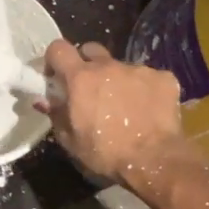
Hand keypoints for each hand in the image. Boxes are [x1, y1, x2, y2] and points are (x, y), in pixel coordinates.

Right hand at [37, 40, 197, 184]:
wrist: (153, 160)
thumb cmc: (104, 153)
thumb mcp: (69, 140)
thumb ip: (56, 113)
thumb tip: (44, 100)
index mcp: (80, 79)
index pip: (58, 49)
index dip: (54, 59)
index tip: (56, 76)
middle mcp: (108, 66)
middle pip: (91, 50)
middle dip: (86, 64)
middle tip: (88, 89)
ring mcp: (138, 70)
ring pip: (120, 67)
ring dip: (116, 81)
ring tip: (123, 106)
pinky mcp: (164, 78)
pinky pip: (147, 77)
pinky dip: (142, 89)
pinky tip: (145, 110)